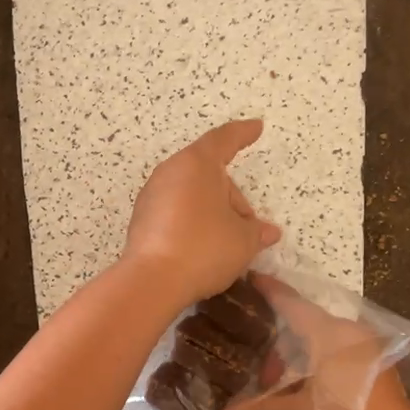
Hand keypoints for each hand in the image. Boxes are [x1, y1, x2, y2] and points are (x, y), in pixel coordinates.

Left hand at [121, 119, 283, 305]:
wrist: (152, 282)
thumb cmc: (204, 248)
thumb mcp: (243, 241)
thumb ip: (257, 231)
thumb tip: (267, 232)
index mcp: (197, 163)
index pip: (225, 139)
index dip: (243, 134)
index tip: (256, 128)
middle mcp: (170, 172)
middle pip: (208, 174)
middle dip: (230, 197)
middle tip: (247, 228)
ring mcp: (151, 197)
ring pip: (191, 196)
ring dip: (211, 213)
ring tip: (225, 243)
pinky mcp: (141, 222)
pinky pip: (174, 214)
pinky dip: (190, 225)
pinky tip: (200, 251)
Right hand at [218, 276, 409, 409]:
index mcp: (331, 335)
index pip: (293, 304)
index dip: (269, 291)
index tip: (249, 279)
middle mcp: (351, 333)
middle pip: (306, 325)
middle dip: (278, 346)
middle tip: (258, 374)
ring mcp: (368, 348)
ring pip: (322, 342)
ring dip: (297, 359)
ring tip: (277, 387)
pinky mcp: (376, 365)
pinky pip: (337, 353)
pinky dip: (316, 363)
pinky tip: (302, 388)